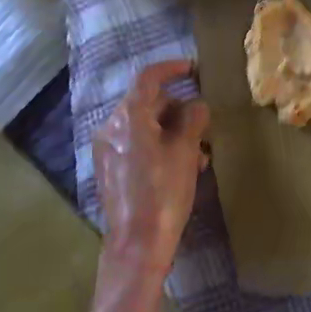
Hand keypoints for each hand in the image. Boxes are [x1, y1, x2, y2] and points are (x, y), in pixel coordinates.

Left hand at [93, 59, 209, 289]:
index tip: (193, 69)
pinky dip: (157, 146)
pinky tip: (179, 169)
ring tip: (197, 156)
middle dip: (177, 110)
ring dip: (171, 132)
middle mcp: (111, 126)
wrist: (137, 243)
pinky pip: (136, 144)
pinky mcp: (109, 167)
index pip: (149, 77)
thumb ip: (192, 120)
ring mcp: (107, 148)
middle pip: (147, 102)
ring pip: (144, 125)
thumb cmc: (163, 194)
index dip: (172, 68)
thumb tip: (197, 105)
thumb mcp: (185, 153)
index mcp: (128, 116)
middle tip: (203, 130)